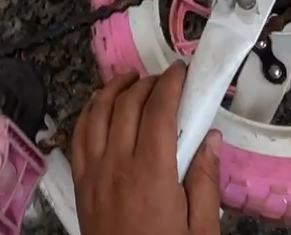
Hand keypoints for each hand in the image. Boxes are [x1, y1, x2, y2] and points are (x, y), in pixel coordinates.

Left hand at [71, 65, 221, 234]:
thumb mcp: (201, 232)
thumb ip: (205, 181)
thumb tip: (211, 137)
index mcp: (151, 173)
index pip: (158, 110)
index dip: (170, 83)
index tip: (181, 71)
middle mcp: (117, 164)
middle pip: (128, 104)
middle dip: (147, 83)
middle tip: (164, 79)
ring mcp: (93, 172)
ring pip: (98, 111)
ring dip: (115, 89)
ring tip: (132, 79)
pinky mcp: (80, 183)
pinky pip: (79, 135)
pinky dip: (90, 111)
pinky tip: (101, 105)